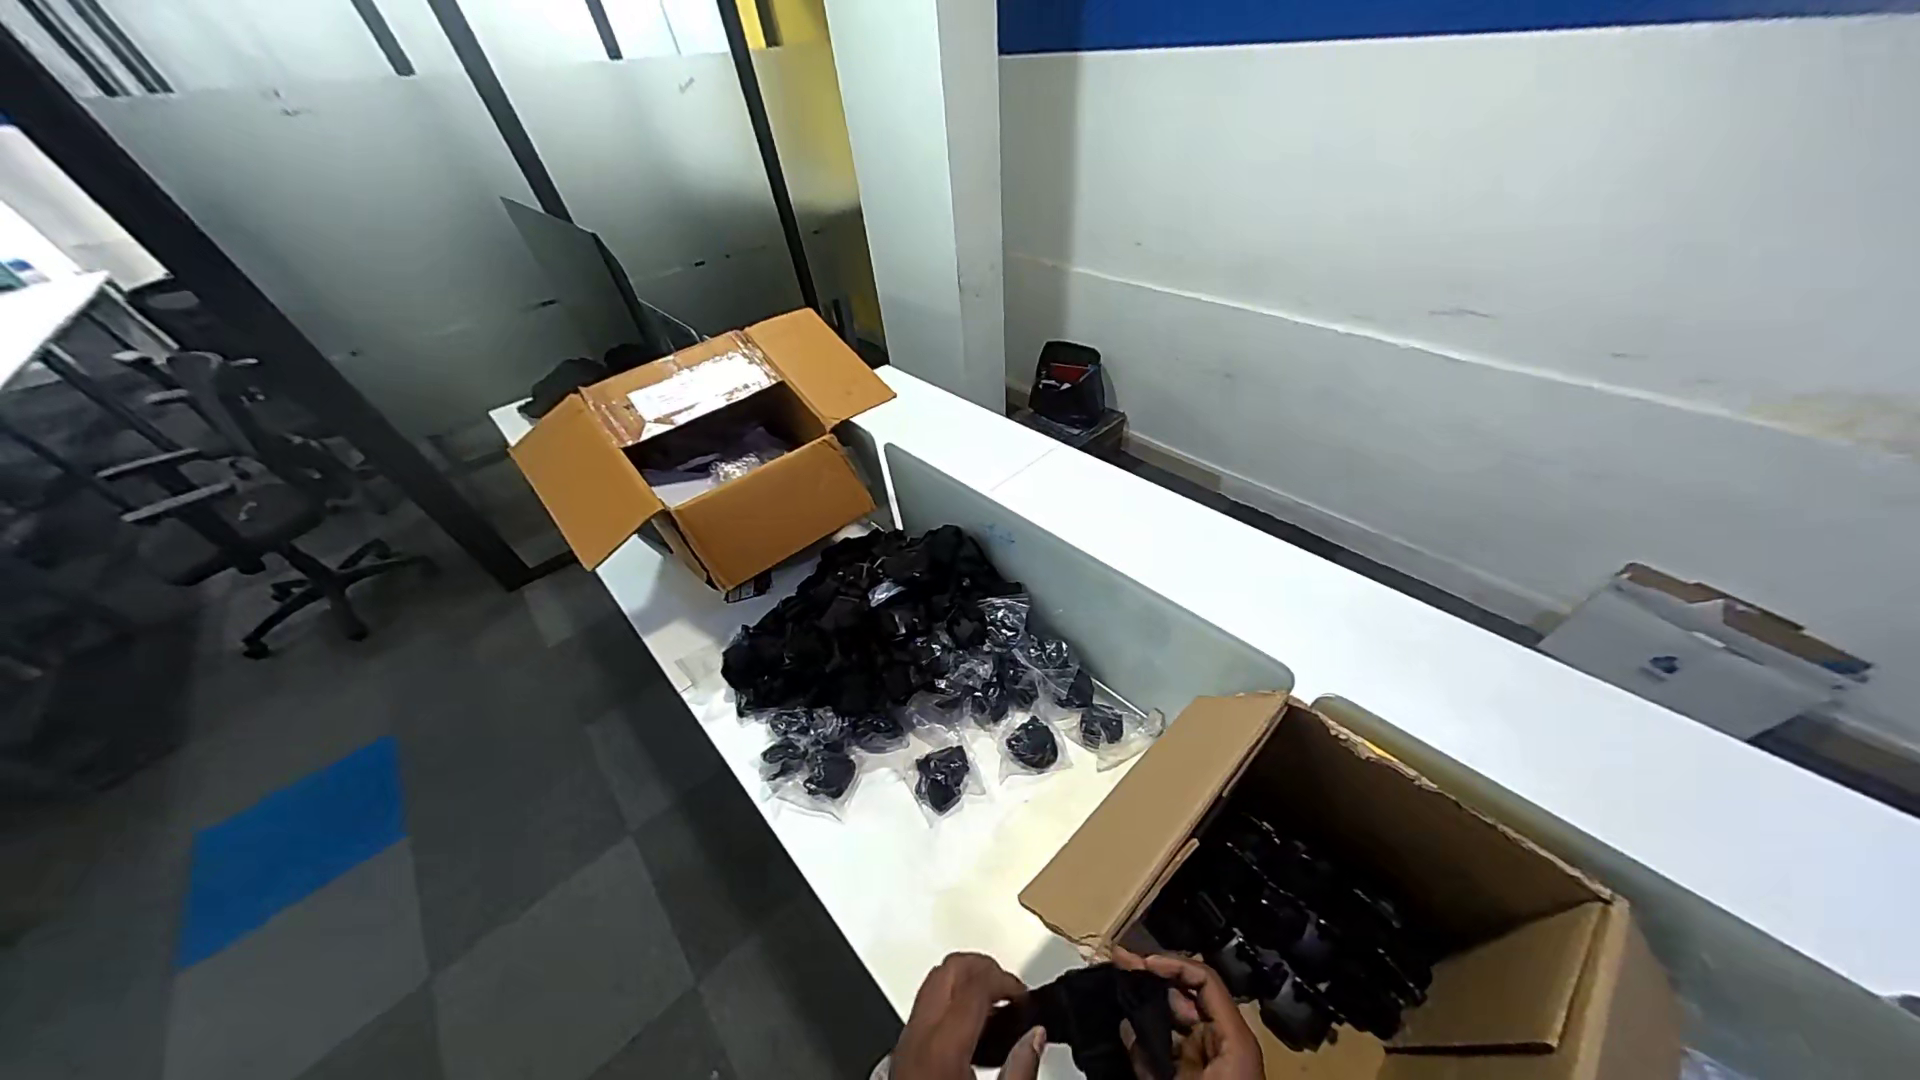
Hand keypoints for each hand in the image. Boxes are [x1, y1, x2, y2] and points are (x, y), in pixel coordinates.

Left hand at [891, 952, 1045, 1079]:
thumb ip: (1019, 1071)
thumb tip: (1035, 1037)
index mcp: (943, 1046)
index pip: (976, 984)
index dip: (1006, 981)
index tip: (1024, 996)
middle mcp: (919, 1035)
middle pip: (950, 969)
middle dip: (984, 968)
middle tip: (1010, 988)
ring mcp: (906, 1041)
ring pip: (935, 980)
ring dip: (966, 979)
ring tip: (996, 1000)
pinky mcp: (902, 1053)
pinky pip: (926, 1004)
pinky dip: (951, 996)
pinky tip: (972, 1022)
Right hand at [1113, 947, 1263, 1079]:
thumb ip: (1151, 1060)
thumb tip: (1125, 1028)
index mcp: (1233, 1042)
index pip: (1204, 980)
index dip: (1171, 964)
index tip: (1140, 964)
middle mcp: (1222, 1046)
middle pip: (1185, 996)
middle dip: (1150, 979)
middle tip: (1119, 963)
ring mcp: (1208, 1065)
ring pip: (1172, 1022)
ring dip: (1144, 1007)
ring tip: (1115, 990)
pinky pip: (1168, 1051)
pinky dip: (1146, 1041)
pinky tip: (1125, 1033)